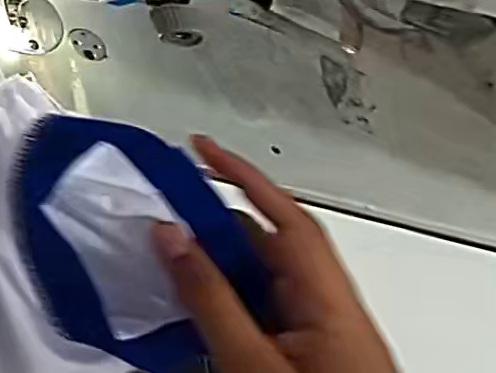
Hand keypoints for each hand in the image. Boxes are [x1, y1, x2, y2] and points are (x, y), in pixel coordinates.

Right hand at [153, 135, 398, 372]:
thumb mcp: (253, 365)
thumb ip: (208, 294)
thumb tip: (170, 231)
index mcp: (333, 310)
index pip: (289, 220)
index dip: (244, 174)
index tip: (202, 145)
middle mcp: (328, 318)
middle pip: (265, 245)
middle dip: (211, 219)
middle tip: (163, 202)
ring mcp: (315, 342)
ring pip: (255, 278)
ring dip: (208, 259)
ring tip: (163, 252)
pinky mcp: (299, 361)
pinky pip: (251, 307)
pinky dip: (214, 293)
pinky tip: (184, 301)